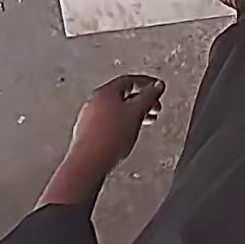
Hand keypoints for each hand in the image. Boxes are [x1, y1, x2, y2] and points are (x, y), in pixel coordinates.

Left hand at [39, 74, 165, 205]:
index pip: (129, 80)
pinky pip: (108, 122)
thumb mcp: (136, 112)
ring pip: (116, 109)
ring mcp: (89, 117)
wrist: (89, 163)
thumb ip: (148, 97)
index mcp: (105, 92)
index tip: (157, 87)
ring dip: (133, 113)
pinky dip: (122, 123)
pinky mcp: (87, 133)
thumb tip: (157, 86)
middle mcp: (95, 101)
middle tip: (154, 106)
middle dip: (141, 100)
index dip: (146, 83)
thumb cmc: (110, 137)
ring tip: (145, 121)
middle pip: (123, 95)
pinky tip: (127, 133)